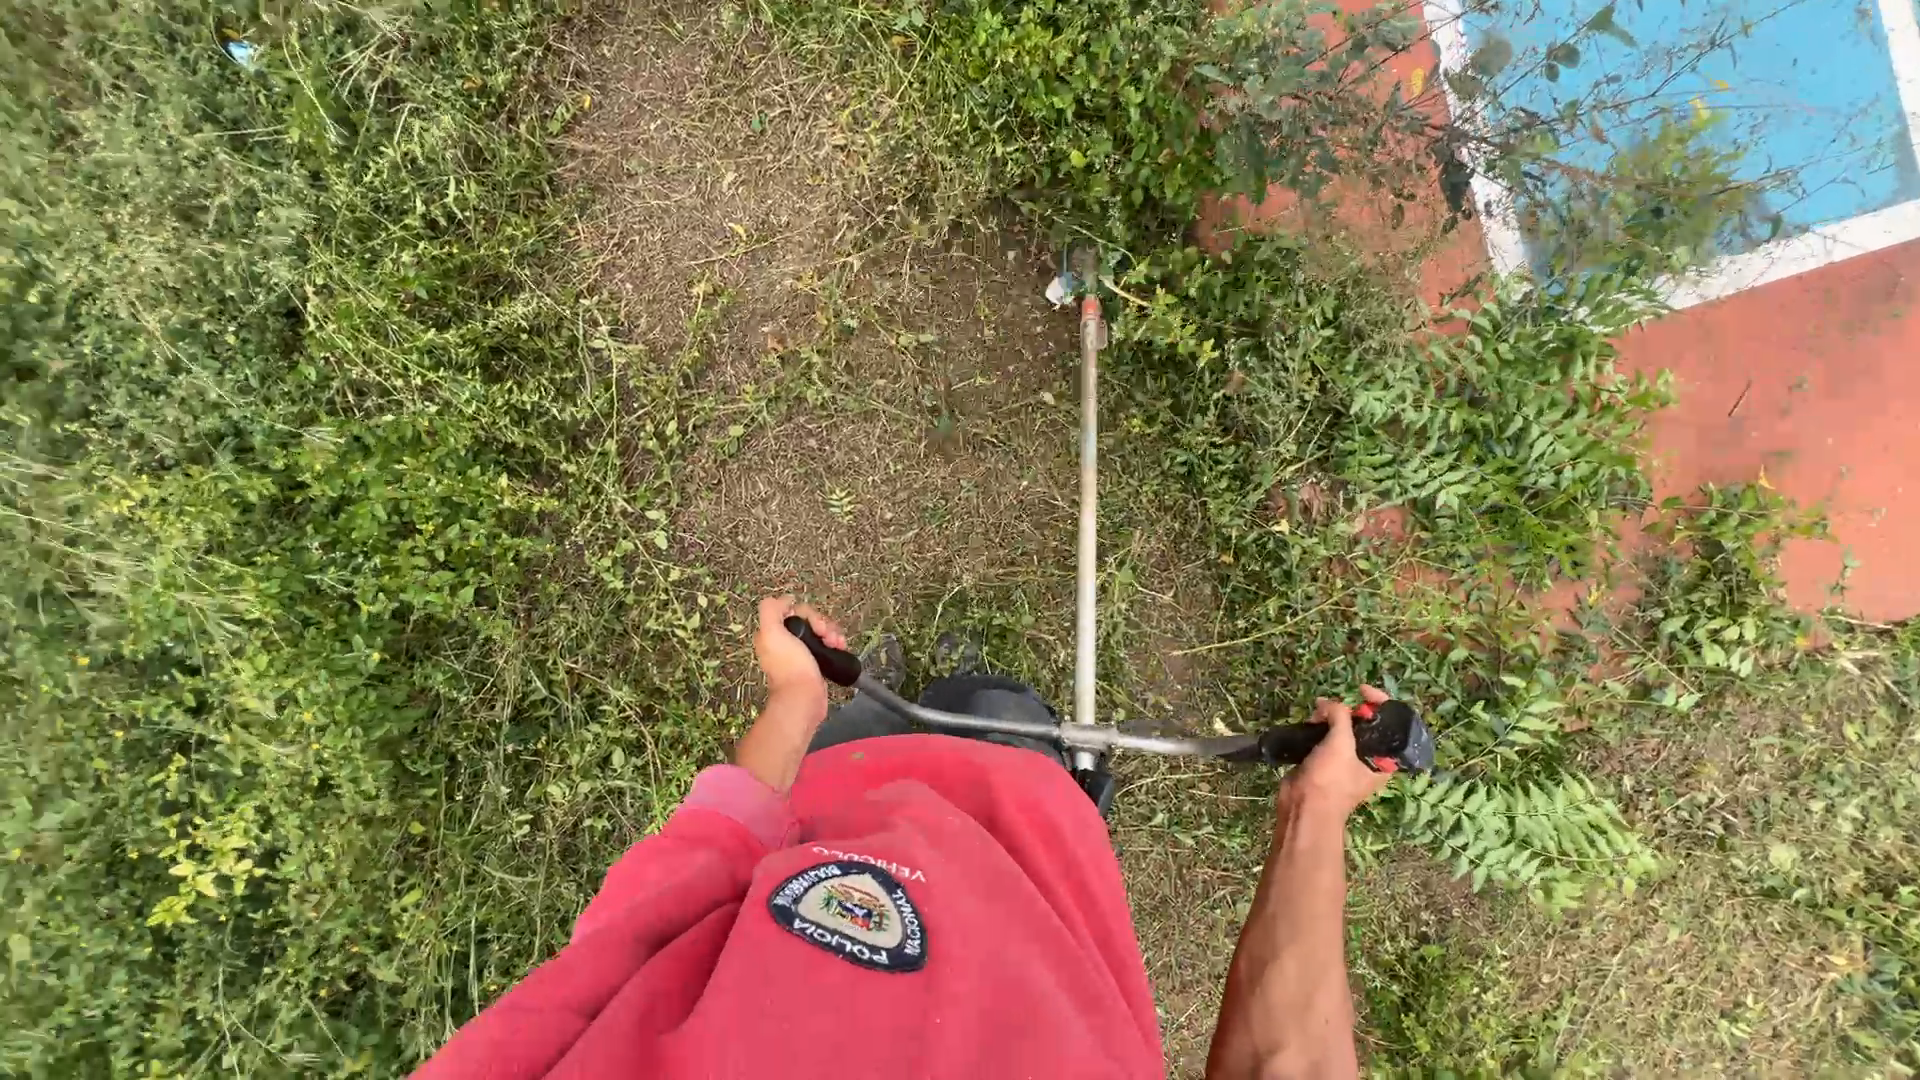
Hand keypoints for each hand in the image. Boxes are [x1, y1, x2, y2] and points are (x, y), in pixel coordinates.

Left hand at [752, 595, 845, 710]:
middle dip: (822, 624)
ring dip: (831, 633)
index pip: (794, 610)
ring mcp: (800, 652)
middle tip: (826, 636)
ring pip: (820, 630)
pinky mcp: (814, 662)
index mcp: (772, 633)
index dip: (807, 614)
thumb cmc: (790, 666)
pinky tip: (840, 647)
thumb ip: (771, 610)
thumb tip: (785, 600)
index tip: (814, 626)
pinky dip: (835, 643)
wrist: (804, 697)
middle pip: (809, 620)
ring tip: (836, 643)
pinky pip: (826, 644)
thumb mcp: (772, 632)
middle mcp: (785, 641)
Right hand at [1284, 684, 1393, 818]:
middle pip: (1364, 724)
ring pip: (1342, 729)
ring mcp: (1345, 759)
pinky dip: (1318, 727)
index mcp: (1383, 760)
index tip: (1361, 690)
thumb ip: (1340, 717)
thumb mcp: (1340, 744)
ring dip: (1330, 717)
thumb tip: (1327, 704)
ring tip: (1315, 715)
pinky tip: (1309, 723)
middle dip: (1348, 710)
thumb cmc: (1331, 779)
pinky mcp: (1324, 760)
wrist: (1304, 806)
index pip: (1391, 724)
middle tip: (1331, 706)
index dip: (1380, 703)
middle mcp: (1368, 758)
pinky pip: (1325, 737)